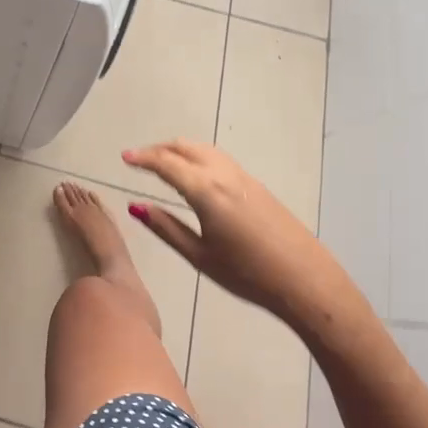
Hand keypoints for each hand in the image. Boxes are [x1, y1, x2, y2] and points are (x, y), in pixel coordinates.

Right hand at [123, 141, 324, 319]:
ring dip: (178, 149)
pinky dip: (196, 155)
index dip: (142, 158)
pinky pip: (217, 157)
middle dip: (158, 149)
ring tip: (162, 162)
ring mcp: (241, 176)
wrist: (304, 279)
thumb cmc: (248, 274)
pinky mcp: (254, 184)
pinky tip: (193, 173)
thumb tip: (135, 207)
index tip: (124, 156)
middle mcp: (221, 174)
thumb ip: (166, 228)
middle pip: (184, 147)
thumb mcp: (200, 256)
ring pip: (202, 149)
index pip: (166, 163)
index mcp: (205, 190)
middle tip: (138, 160)